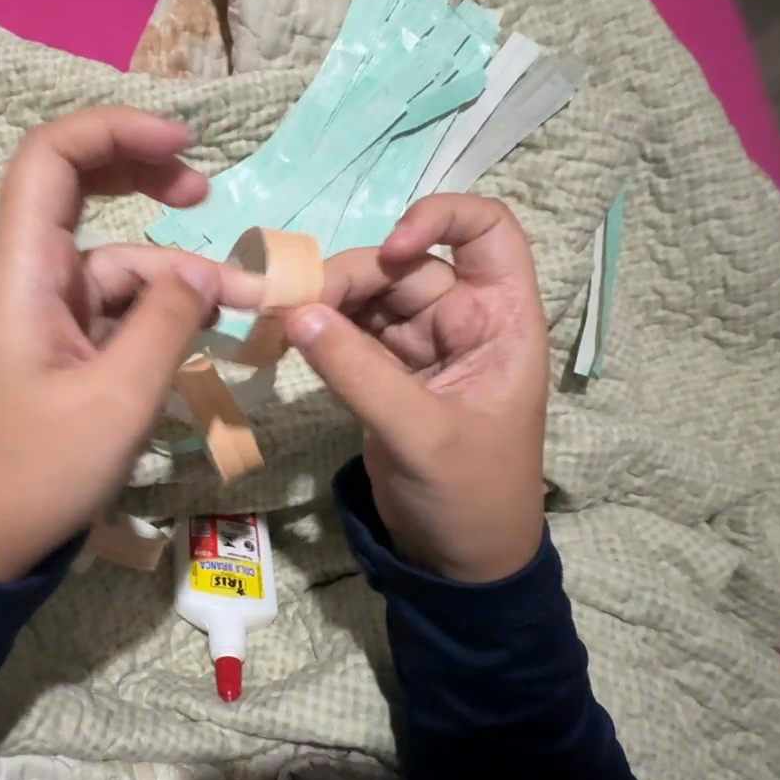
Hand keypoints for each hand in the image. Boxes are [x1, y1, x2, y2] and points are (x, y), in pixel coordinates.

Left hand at [0, 107, 265, 580]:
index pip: (51, 158)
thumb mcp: (119, 397)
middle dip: (144, 179)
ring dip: (175, 274)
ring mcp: (45, 308)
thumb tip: (209, 272)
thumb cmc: (39, 472)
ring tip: (244, 300)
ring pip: (115, 261)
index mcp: (21, 270)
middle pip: (77, 188)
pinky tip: (204, 327)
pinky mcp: (61, 341)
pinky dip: (160, 310)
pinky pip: (117, 305)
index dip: (114, 131)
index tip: (184, 143)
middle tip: (205, 192)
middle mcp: (27, 274)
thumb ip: (169, 320)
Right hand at [286, 195, 549, 582]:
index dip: (440, 219)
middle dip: (350, 278)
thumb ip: (359, 372)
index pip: (487, 231)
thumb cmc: (469, 495)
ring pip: (367, 296)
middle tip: (293, 307)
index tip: (390, 251)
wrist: (457, 560)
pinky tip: (285, 338)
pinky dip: (316, 331)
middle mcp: (461, 318)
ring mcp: (418, 344)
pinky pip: (346, 331)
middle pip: (402, 266)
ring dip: (324, 302)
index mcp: (499, 319)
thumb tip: (296, 313)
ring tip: (280, 323)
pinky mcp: (383, 370)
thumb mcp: (421, 433)